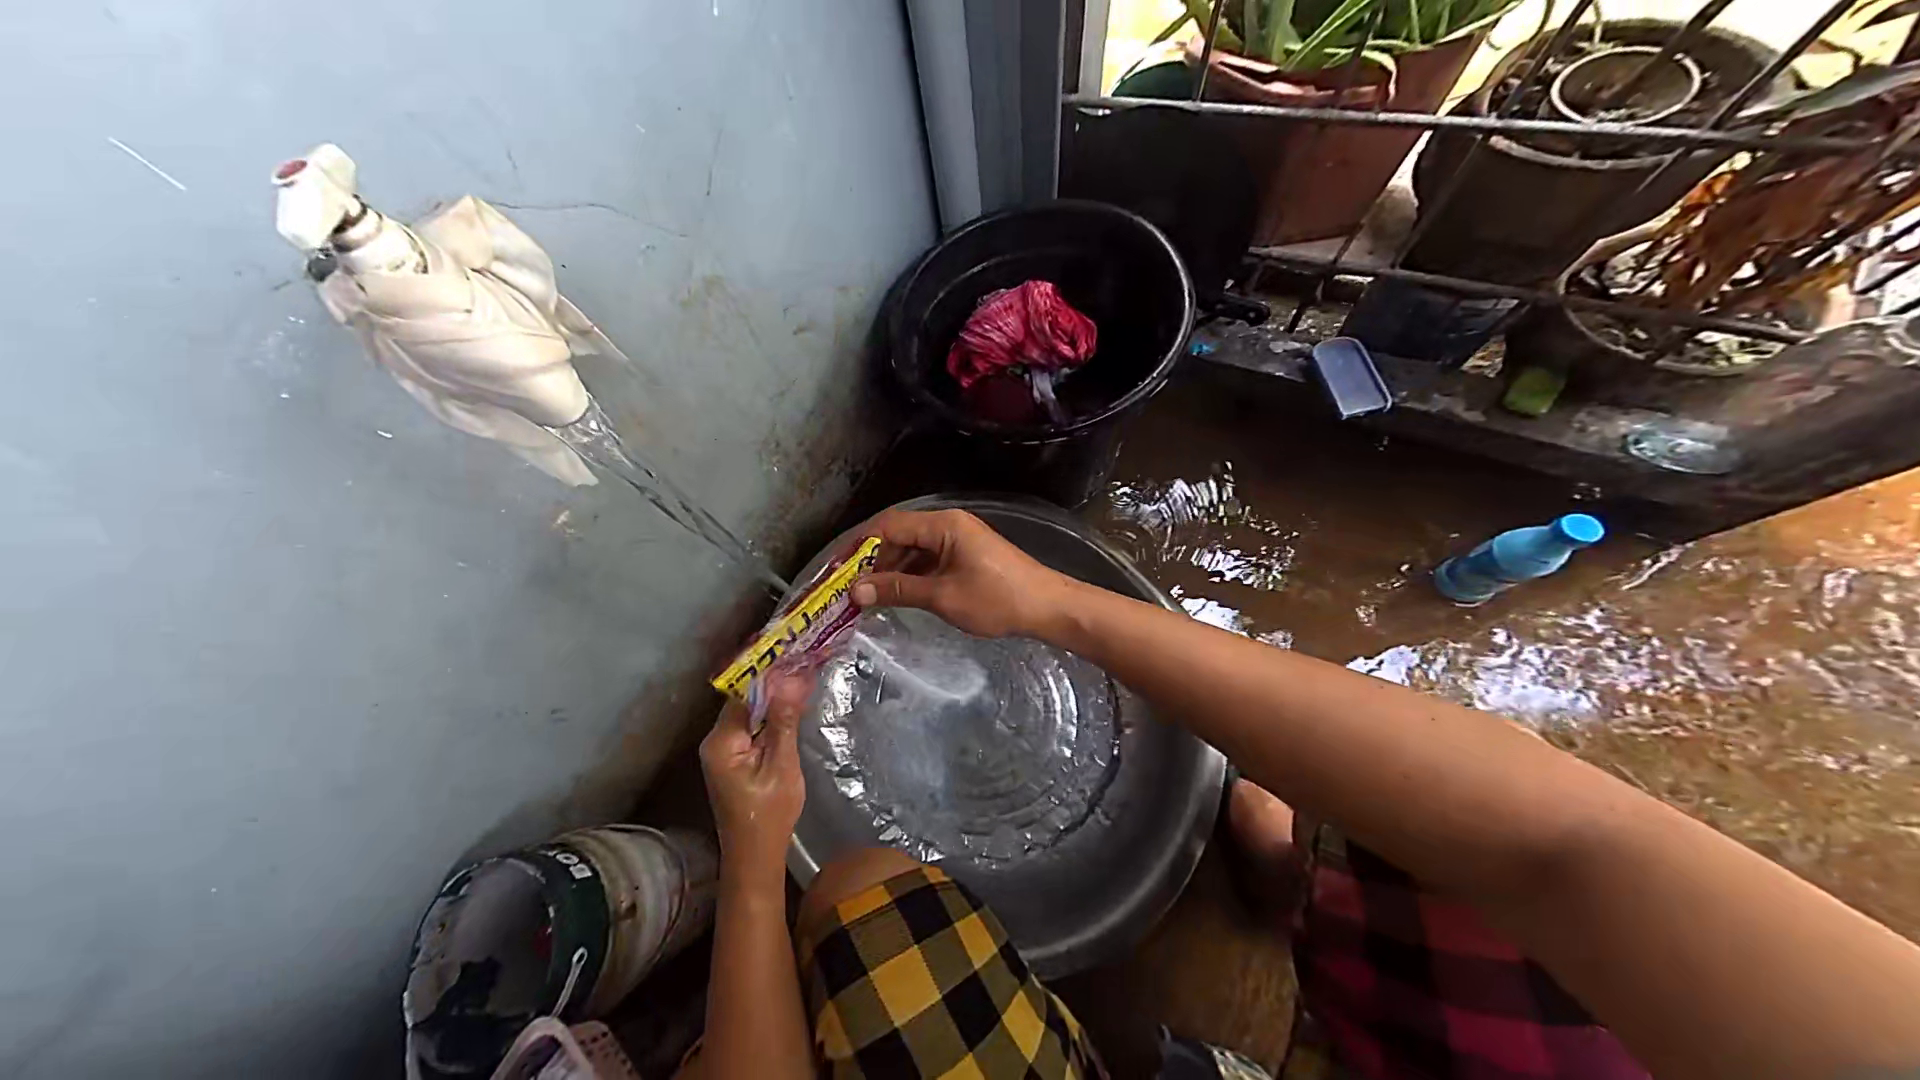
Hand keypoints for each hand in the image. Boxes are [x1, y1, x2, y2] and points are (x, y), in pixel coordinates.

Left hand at [700, 671, 810, 878]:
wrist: (755, 856)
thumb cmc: (769, 814)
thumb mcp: (781, 765)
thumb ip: (783, 722)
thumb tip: (790, 681)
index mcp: (721, 742)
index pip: (743, 694)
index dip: (768, 673)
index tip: (792, 654)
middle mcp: (715, 742)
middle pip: (744, 700)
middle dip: (773, 682)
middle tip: (802, 661)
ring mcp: (723, 751)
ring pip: (749, 712)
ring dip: (774, 697)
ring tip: (802, 676)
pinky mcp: (733, 758)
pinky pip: (751, 727)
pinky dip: (771, 715)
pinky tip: (792, 705)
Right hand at [850, 509, 1075, 638]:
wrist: (1047, 607)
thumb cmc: (996, 599)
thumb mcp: (942, 596)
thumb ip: (898, 590)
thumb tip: (856, 590)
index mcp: (943, 525)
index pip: (889, 526)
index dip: (862, 547)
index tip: (841, 571)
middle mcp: (949, 525)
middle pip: (900, 535)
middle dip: (876, 561)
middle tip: (854, 590)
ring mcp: (959, 539)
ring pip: (914, 549)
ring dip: (894, 570)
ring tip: (873, 597)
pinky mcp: (966, 555)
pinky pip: (930, 559)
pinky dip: (913, 575)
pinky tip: (901, 595)